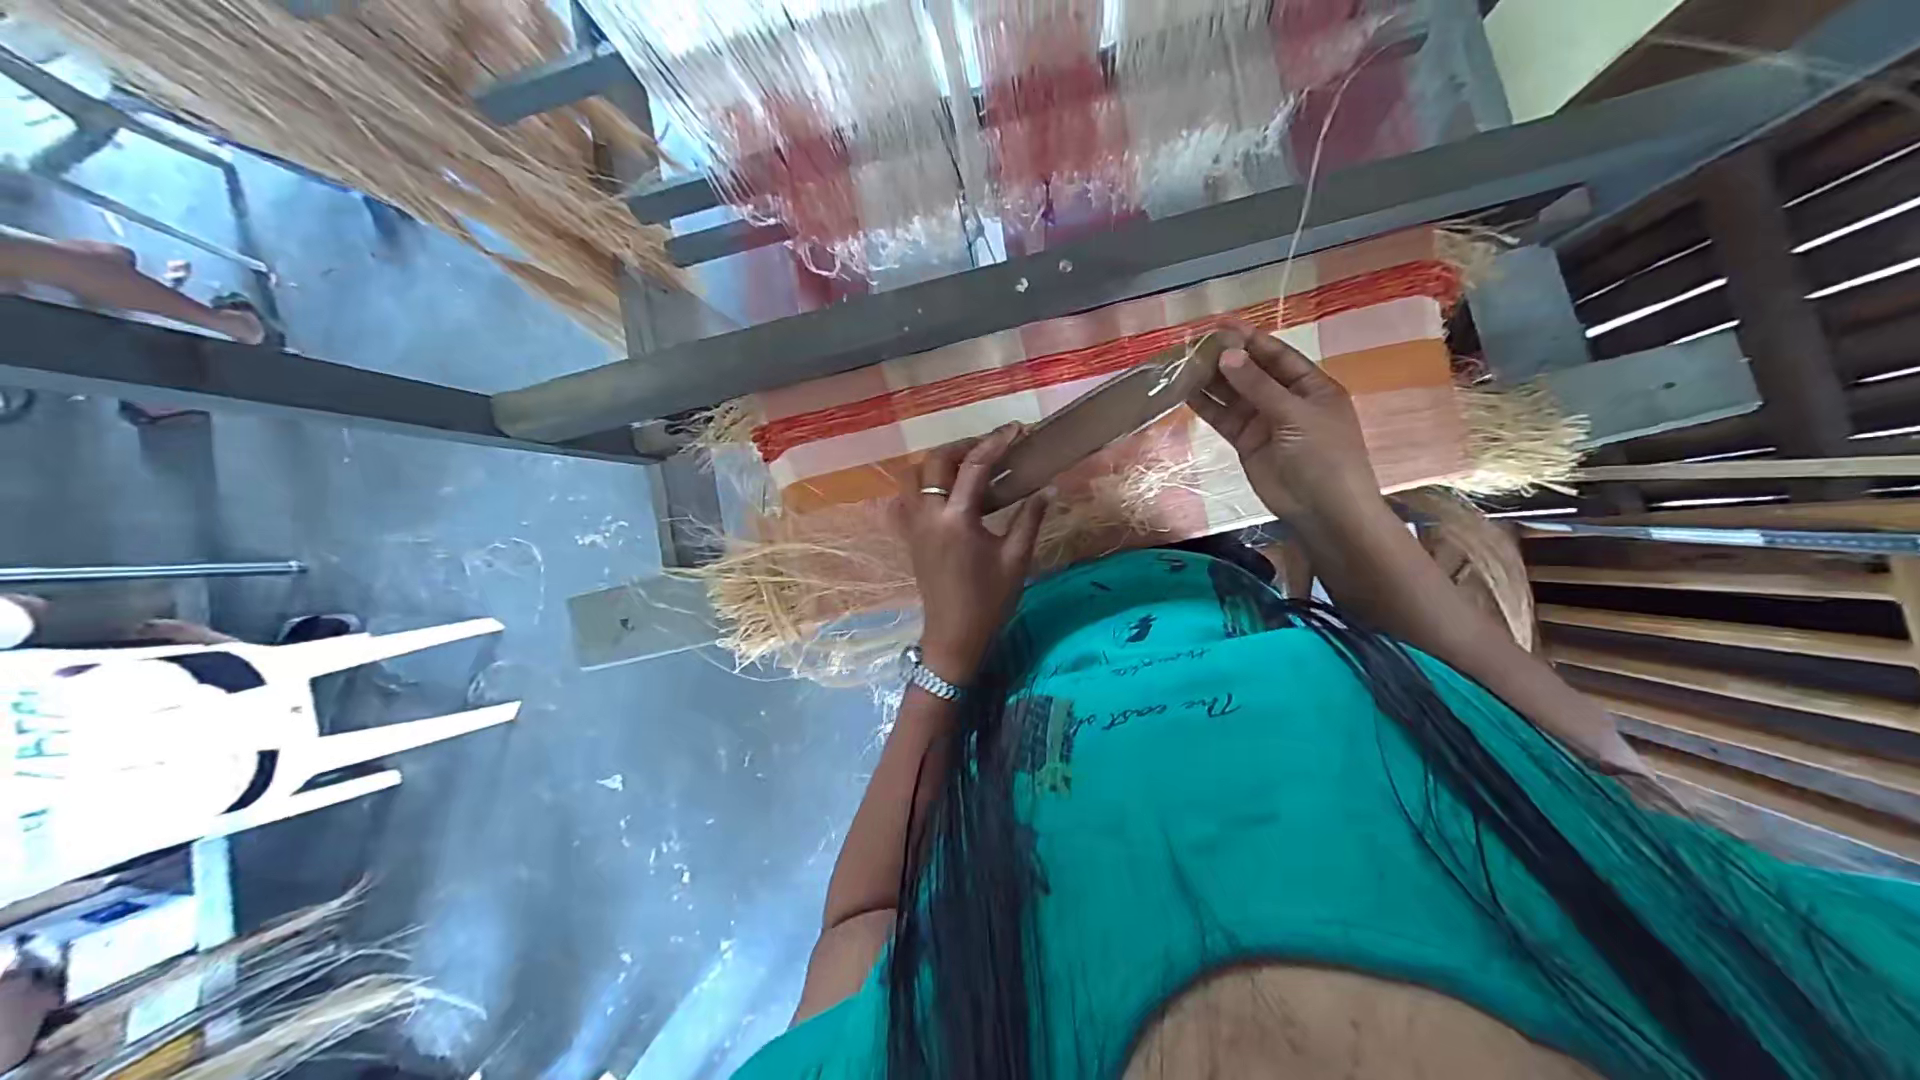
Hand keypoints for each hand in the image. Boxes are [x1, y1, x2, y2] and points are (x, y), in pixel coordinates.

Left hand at [892, 423, 1049, 685]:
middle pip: (936, 460)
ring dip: (937, 462)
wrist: (954, 636)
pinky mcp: (909, 537)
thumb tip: (1048, 487)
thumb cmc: (989, 601)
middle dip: (964, 446)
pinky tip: (941, 492)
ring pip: (913, 476)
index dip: (997, 441)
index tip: (1017, 429)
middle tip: (991, 447)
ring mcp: (913, 525)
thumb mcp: (1016, 559)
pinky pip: (904, 499)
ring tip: (966, 465)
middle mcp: (929, 515)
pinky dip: (919, 486)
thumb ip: (1029, 518)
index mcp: (958, 519)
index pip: (975, 466)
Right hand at [1187, 321, 1384, 530]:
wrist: (1323, 509)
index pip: (1276, 355)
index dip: (1250, 339)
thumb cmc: (1323, 456)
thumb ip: (1258, 386)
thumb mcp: (1295, 414)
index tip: (1221, 325)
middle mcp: (1285, 399)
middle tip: (1194, 344)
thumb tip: (1227, 355)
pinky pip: (1223, 418)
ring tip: (1183, 363)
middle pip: (1251, 372)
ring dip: (1211, 380)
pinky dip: (1206, 406)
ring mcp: (1264, 421)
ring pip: (1233, 394)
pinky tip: (1186, 391)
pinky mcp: (1245, 442)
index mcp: (1310, 386)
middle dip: (1226, 358)